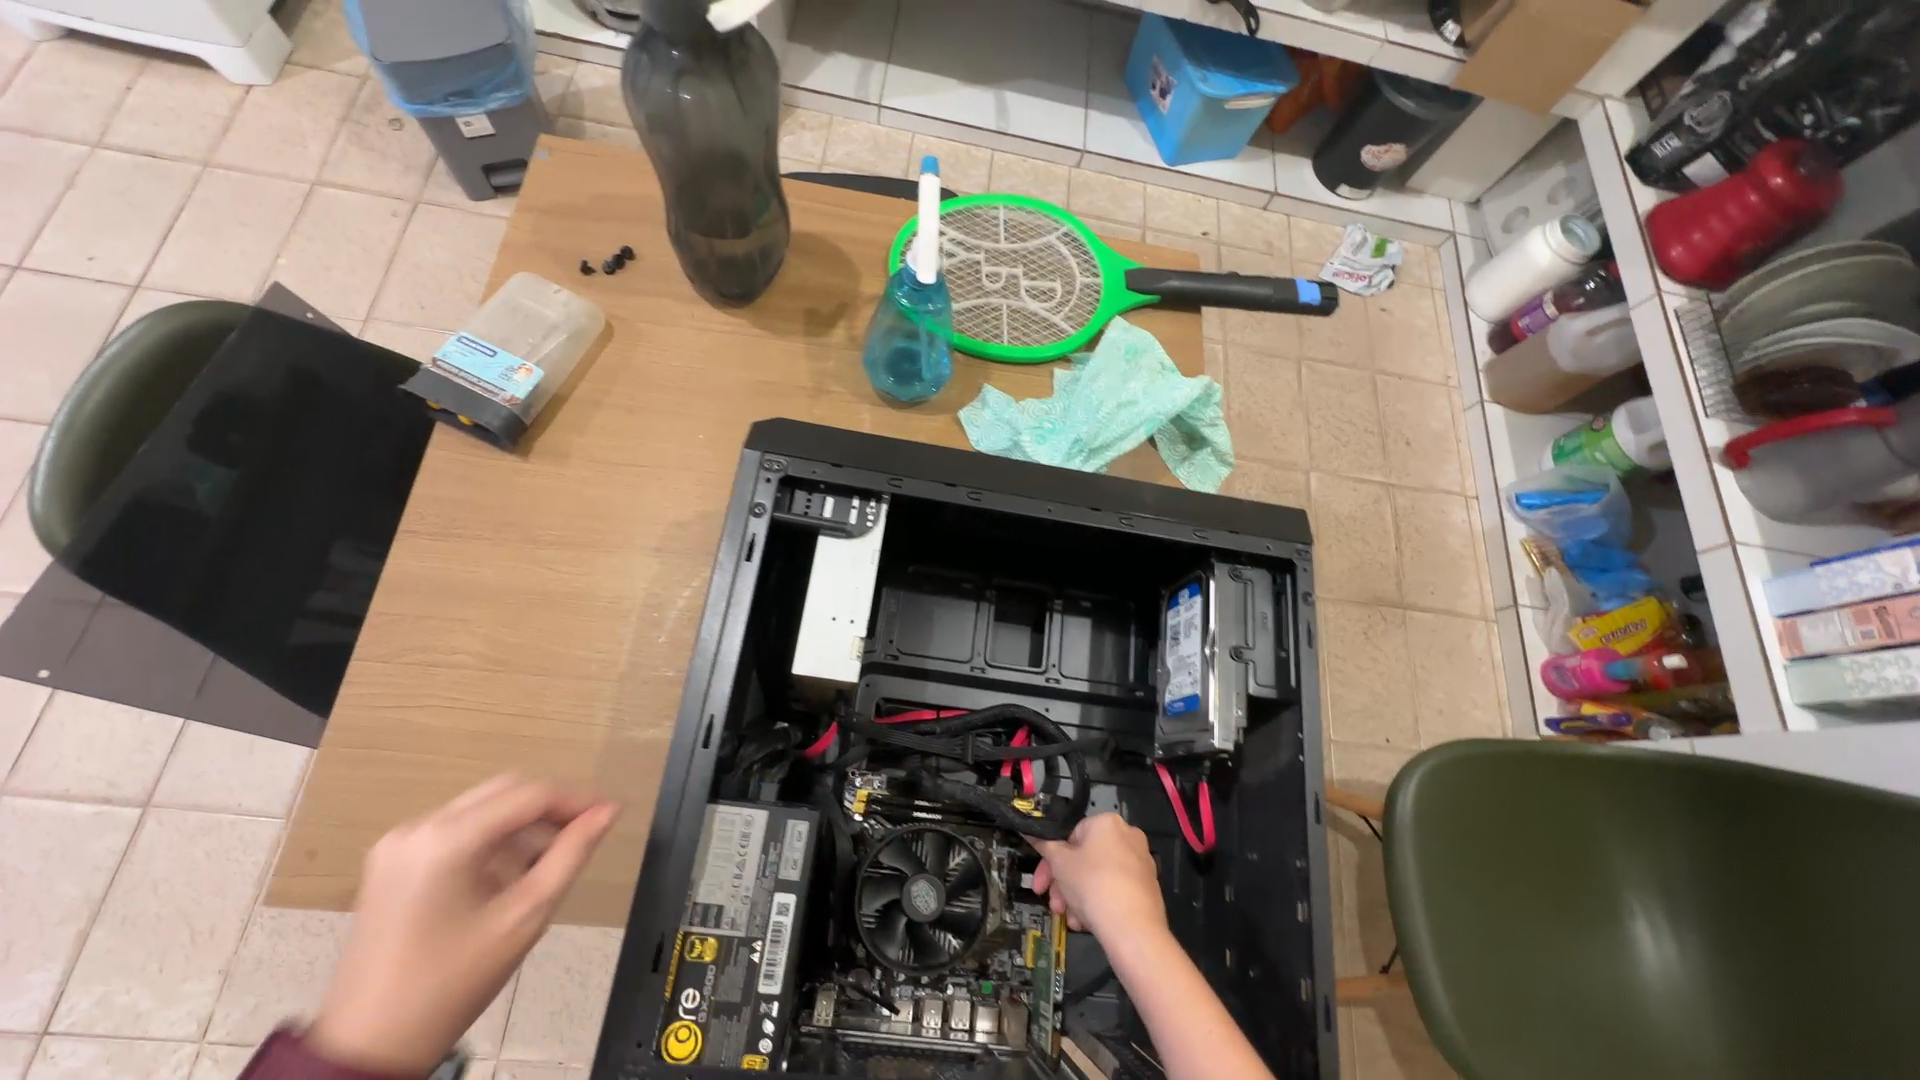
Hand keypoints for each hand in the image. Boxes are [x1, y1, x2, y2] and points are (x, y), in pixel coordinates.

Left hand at [307, 775, 619, 1074]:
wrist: (371, 1042)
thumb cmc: (454, 982)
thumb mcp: (525, 917)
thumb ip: (571, 854)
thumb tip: (609, 812)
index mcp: (447, 838)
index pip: (528, 793)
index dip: (576, 799)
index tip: (611, 813)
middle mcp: (418, 827)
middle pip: (503, 791)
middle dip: (551, 806)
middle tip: (590, 829)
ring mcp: (399, 843)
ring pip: (481, 808)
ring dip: (523, 823)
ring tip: (555, 856)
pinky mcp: (393, 862)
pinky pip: (457, 830)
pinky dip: (493, 839)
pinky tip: (513, 871)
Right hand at [1028, 813, 1164, 939]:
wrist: (1133, 929)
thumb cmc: (1092, 885)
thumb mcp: (1059, 863)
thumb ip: (1044, 844)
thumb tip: (1031, 830)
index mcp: (1107, 822)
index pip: (1070, 835)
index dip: (1051, 860)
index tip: (1042, 883)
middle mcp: (1128, 836)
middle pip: (1084, 858)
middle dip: (1063, 884)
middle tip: (1053, 904)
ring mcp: (1140, 863)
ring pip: (1097, 877)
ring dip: (1077, 897)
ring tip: (1069, 919)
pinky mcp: (1147, 888)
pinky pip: (1113, 889)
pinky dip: (1097, 902)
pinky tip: (1086, 923)